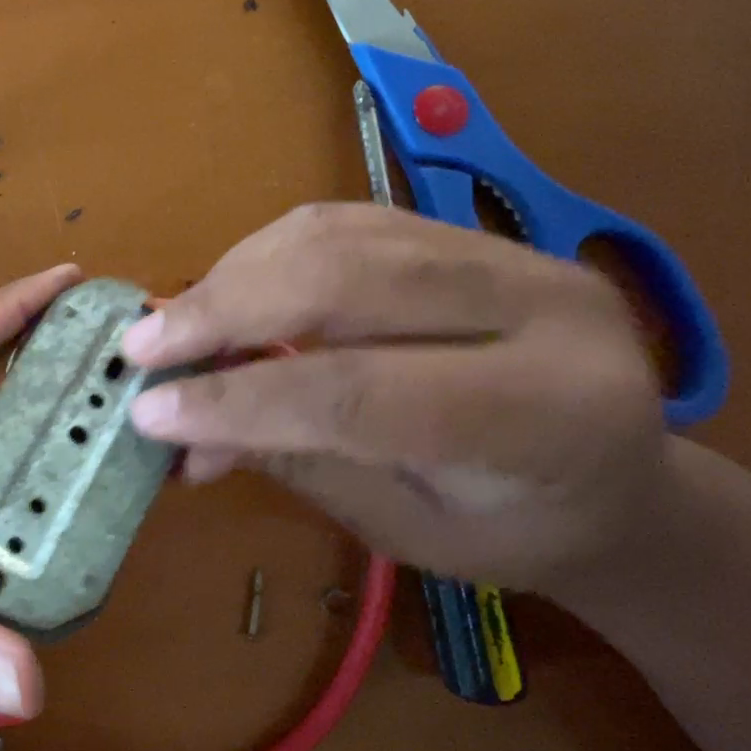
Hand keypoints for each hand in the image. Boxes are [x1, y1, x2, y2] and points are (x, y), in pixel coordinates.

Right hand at [121, 203, 666, 592]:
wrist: (609, 478)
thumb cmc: (509, 529)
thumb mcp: (405, 527)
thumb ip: (295, 462)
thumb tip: (176, 434)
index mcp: (552, 414)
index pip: (361, 392)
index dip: (241, 399)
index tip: (148, 412)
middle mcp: (545, 309)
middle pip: (347, 280)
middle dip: (225, 310)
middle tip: (140, 348)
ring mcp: (507, 252)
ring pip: (335, 235)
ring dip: (234, 277)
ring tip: (175, 327)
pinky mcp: (463, 231)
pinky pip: (340, 222)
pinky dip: (263, 256)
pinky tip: (226, 295)